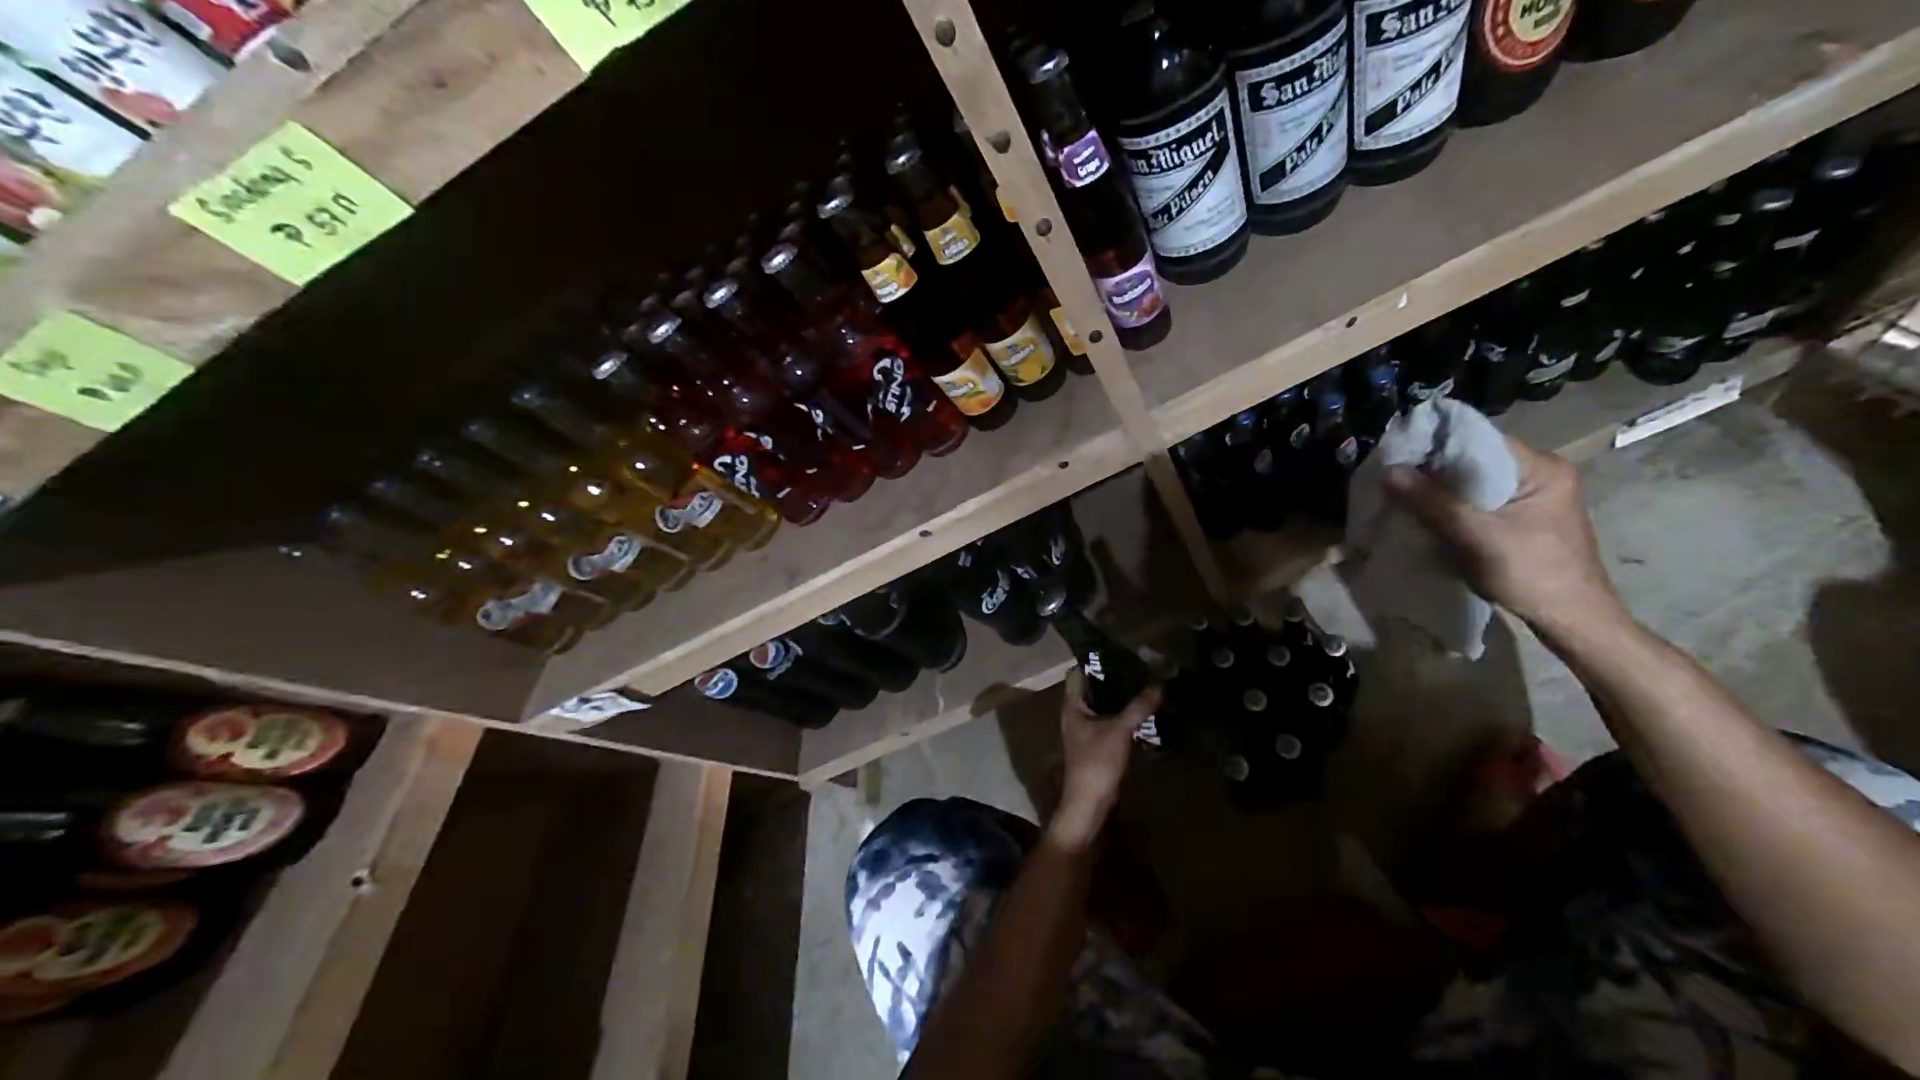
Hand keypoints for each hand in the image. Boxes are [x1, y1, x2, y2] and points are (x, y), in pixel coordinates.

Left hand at [1050, 678, 1159, 850]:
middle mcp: (1075, 715)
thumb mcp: (1119, 731)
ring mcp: (1085, 731)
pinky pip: (1110, 722)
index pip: (1079, 674)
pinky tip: (1142, 711)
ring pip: (1103, 707)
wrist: (1089, 803)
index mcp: (1072, 707)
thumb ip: (1138, 707)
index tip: (1117, 651)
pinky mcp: (1097, 745)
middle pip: (1093, 690)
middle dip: (1113, 680)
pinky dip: (1123, 715)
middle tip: (1139, 666)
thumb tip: (1158, 685)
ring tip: (1144, 684)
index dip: (1094, 662)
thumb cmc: (1096, 762)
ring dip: (1120, 698)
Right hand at [1384, 434, 1623, 637]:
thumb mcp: (1476, 536)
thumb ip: (1433, 502)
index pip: (1480, 440)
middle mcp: (1541, 474)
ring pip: (1475, 483)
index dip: (1437, 444)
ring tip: (1405, 496)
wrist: (1572, 620)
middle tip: (1394, 478)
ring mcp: (1533, 498)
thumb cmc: (1531, 573)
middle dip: (1435, 470)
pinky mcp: (1524, 518)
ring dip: (1442, 491)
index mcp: (1542, 468)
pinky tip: (1430, 516)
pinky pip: (1480, 501)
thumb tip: (1389, 472)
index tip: (1398, 455)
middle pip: (1476, 460)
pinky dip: (1454, 506)